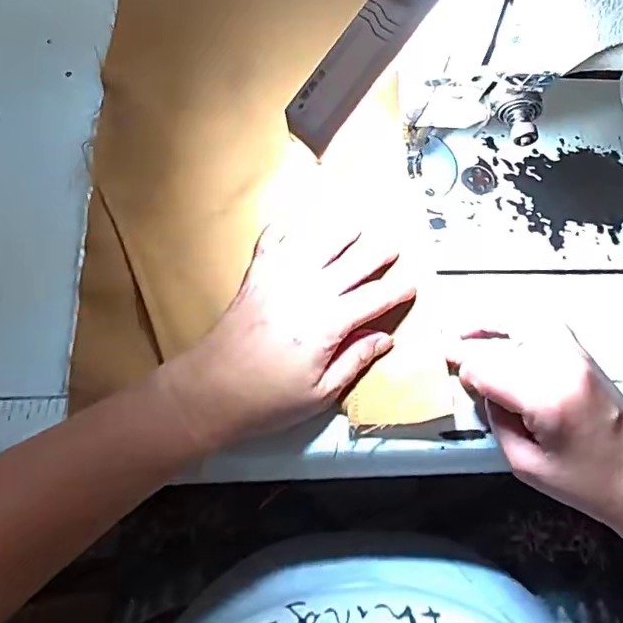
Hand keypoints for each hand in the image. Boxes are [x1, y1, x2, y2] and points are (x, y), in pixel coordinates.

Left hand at [153, 219, 416, 450]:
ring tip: (355, 227)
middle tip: (392, 247)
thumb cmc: (267, 399)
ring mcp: (278, 280)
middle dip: (375, 255)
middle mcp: (307, 292)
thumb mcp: (320, 393)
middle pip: (350, 265)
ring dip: (338, 235)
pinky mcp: (255, 279)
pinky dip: (282, 231)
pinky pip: (271, 245)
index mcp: (327, 323)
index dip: (395, 292)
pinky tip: (290, 223)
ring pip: (316, 247)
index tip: (411, 284)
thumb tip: (384, 339)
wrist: (210, 390)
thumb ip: (354, 360)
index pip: (372, 300)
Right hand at [448, 329, 622, 544]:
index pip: (487, 368)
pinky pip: (543, 323)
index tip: (451, 373)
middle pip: (501, 342)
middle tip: (447, 347)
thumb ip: (497, 421)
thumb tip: (483, 388)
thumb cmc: (586, 483)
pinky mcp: (583, 352)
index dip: (465, 371)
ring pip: (523, 322)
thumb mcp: (525, 465)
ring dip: (493, 325)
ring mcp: (576, 354)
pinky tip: (502, 331)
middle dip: (472, 346)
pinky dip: (518, 322)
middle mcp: (561, 365)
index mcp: (547, 398)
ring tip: (468, 331)